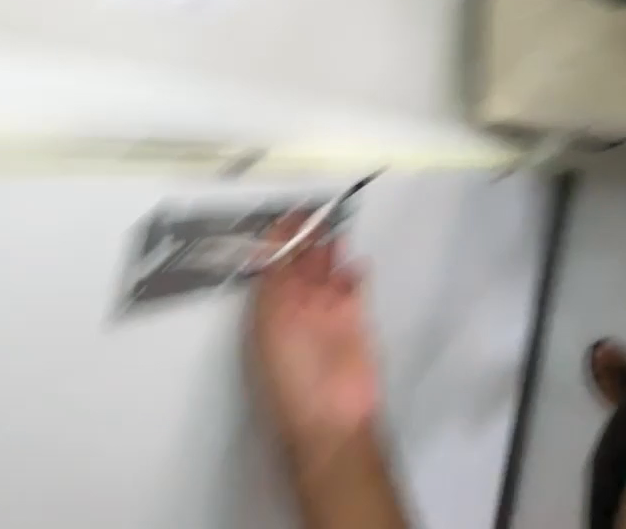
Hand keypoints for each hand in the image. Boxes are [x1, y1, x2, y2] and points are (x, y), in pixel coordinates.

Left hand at [249, 219, 382, 462]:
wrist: (331, 417)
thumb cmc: (291, 372)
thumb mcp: (271, 320)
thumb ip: (274, 278)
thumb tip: (271, 241)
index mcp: (268, 308)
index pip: (270, 263)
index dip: (278, 238)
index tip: (289, 212)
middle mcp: (295, 306)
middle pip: (300, 260)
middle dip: (305, 235)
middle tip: (315, 208)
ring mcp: (325, 311)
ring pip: (327, 268)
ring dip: (330, 247)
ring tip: (336, 222)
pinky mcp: (353, 317)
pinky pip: (353, 284)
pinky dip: (355, 269)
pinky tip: (357, 258)